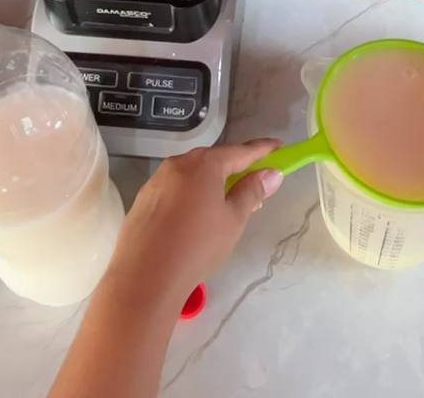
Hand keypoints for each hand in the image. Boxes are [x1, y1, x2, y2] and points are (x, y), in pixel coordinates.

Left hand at [101, 139, 285, 310]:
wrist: (144, 277)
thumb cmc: (197, 246)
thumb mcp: (233, 220)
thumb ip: (252, 192)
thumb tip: (271, 173)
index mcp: (204, 164)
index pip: (241, 151)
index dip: (263, 150)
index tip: (279, 147)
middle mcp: (179, 163)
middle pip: (214, 160)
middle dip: (236, 168)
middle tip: (254, 183)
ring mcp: (157, 180)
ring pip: (192, 175)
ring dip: (211, 183)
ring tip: (224, 204)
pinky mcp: (143, 199)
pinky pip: (175, 189)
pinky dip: (190, 195)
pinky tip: (193, 218)